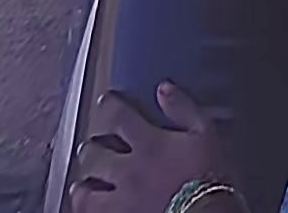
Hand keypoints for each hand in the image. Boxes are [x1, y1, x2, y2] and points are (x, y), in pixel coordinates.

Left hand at [69, 83, 229, 212]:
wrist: (202, 212)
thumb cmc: (205, 169)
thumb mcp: (203, 130)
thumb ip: (182, 107)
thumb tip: (163, 87)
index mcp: (148, 143)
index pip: (120, 118)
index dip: (110, 105)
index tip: (106, 100)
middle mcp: (126, 170)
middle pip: (95, 155)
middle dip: (90, 148)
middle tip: (91, 144)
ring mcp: (119, 201)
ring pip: (85, 194)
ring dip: (82, 185)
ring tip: (82, 183)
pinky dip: (87, 210)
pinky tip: (90, 208)